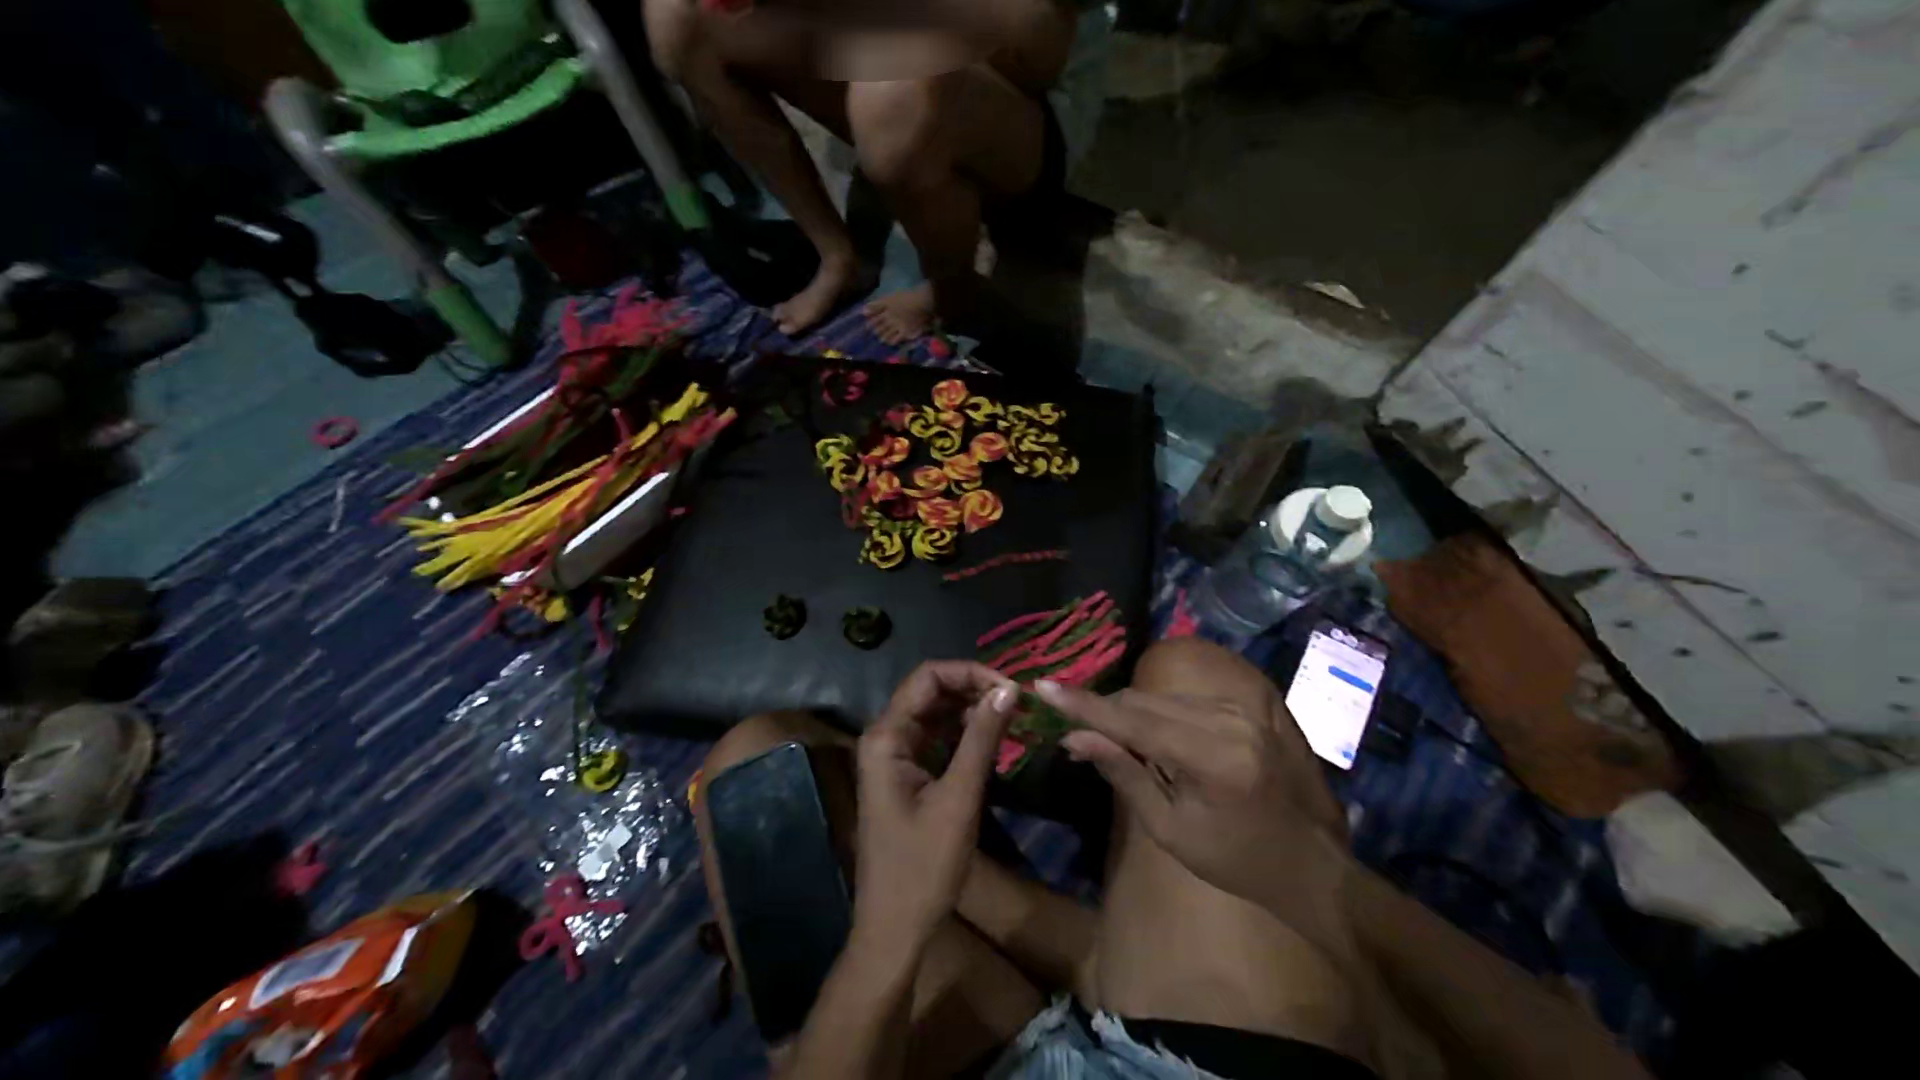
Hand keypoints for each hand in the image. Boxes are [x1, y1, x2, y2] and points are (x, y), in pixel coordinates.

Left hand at [853, 661, 1017, 949]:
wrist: (894, 927)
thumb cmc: (923, 866)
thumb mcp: (959, 798)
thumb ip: (982, 739)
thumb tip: (1009, 689)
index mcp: (886, 736)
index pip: (928, 677)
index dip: (971, 672)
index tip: (1012, 688)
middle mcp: (885, 737)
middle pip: (931, 691)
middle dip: (974, 689)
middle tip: (1019, 703)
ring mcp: (894, 756)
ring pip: (936, 714)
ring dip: (972, 710)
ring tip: (1014, 718)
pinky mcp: (907, 774)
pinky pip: (937, 739)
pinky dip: (965, 734)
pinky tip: (995, 740)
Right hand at [1037, 679, 1350, 913]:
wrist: (1315, 864)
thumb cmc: (1238, 862)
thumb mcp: (1171, 830)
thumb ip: (1123, 774)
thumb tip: (1074, 739)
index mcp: (1215, 758)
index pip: (1133, 720)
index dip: (1083, 704)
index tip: (1043, 687)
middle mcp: (1231, 720)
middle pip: (1144, 701)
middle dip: (1102, 710)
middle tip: (1071, 731)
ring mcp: (1245, 708)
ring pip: (1163, 696)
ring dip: (1128, 712)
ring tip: (1106, 737)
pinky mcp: (1252, 705)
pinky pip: (1187, 700)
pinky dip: (1158, 712)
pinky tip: (1149, 737)